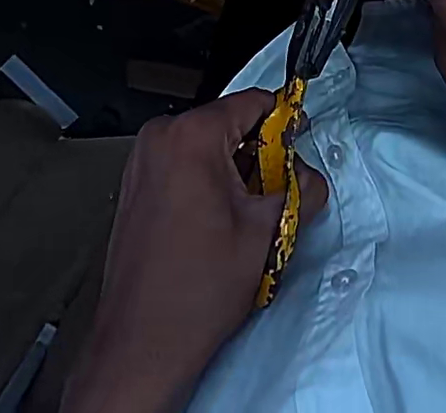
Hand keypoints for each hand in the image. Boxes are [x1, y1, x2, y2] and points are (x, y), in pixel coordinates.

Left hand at [63, 89, 326, 412]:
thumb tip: (310, 176)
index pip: (251, 102)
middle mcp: (161, 136)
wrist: (140, 343)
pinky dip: (207, 176)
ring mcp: (143, 157)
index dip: (283, 119)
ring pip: (206, 143)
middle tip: (278, 187)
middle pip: (228, 122)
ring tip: (246, 211)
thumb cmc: (195, 291)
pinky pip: (182, 160)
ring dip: (234, 167)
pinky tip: (218, 216)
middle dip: (259, 151)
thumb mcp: (266, 233)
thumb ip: (301, 190)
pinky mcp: (135, 180)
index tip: (298, 137)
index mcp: (192, 135)